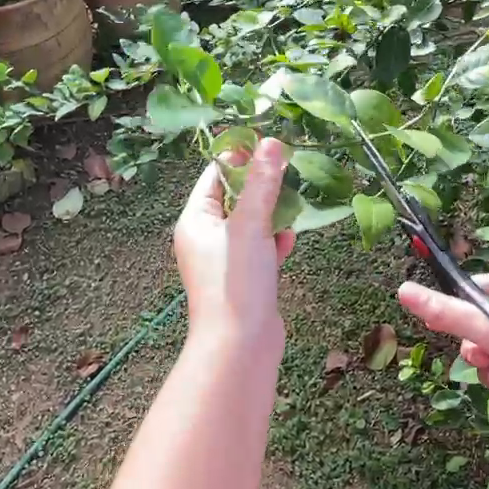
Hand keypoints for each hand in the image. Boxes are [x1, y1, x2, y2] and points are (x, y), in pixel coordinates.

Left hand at [175, 137, 295, 350]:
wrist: (240, 345)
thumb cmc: (236, 282)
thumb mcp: (250, 225)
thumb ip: (262, 183)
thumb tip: (271, 143)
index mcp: (195, 220)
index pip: (216, 176)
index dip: (241, 158)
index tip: (270, 144)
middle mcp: (205, 237)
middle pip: (236, 197)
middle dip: (262, 185)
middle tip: (289, 170)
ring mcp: (225, 259)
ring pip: (252, 222)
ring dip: (273, 213)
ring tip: (293, 206)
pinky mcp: (244, 278)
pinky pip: (260, 248)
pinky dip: (274, 241)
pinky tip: (288, 242)